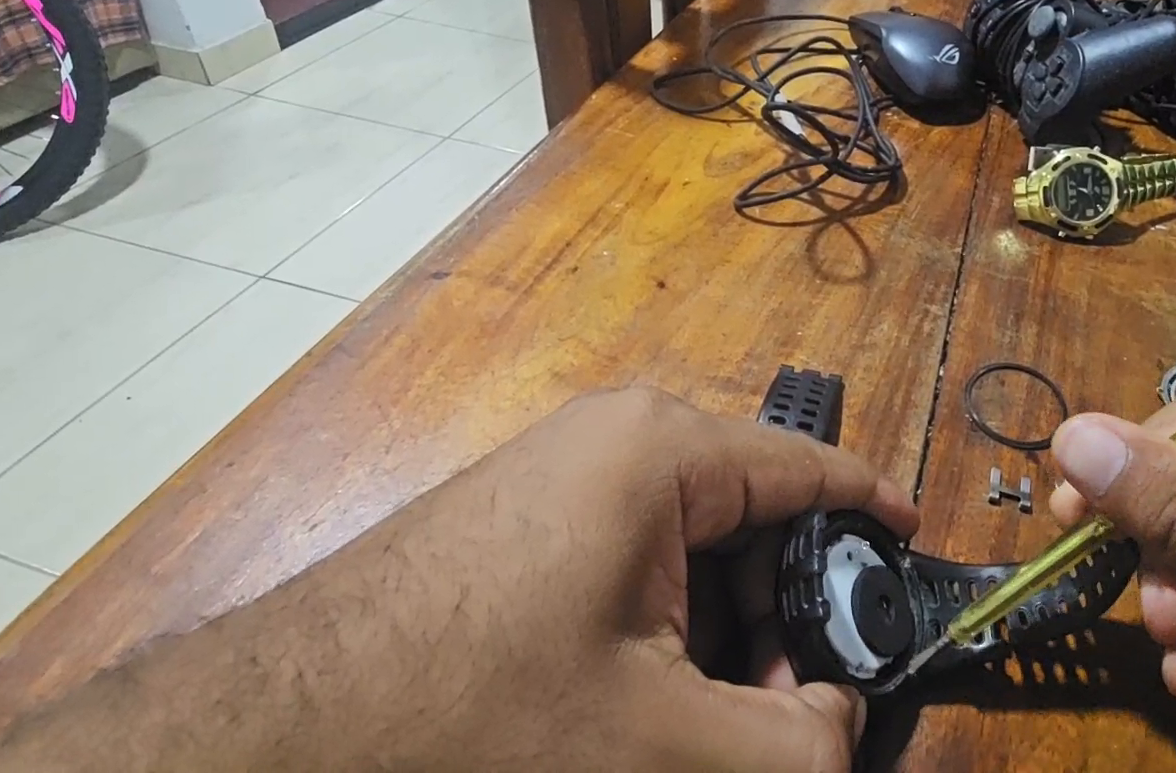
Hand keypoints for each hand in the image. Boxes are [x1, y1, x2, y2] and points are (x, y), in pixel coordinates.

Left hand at [420, 387, 918, 769]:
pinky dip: (667, 611)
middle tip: (794, 692)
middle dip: (783, 599)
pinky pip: (635, 545)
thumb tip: (844, 730)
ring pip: (690, 535)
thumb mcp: (653, 743)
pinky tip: (648, 685)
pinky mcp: (530, 506)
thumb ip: (785, 747)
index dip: (867, 500)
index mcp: (663, 449)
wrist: (266, 733)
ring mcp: (566, 465)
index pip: (802, 464)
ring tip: (717, 706)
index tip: (909, 534)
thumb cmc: (475, 714)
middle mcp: (618, 435)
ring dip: (722, 615)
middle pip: (745, 508)